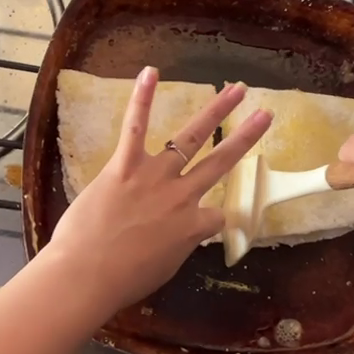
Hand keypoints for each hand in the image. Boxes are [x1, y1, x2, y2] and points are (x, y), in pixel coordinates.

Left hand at [43, 67, 271, 309]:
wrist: (87, 275)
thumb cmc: (122, 281)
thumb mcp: (164, 269)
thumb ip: (176, 247)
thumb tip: (176, 234)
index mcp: (194, 228)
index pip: (216, 217)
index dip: (210, 220)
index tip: (200, 225)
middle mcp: (182, 196)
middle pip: (222, 162)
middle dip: (246, 137)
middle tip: (266, 115)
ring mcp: (154, 177)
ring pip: (191, 138)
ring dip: (216, 111)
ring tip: (236, 89)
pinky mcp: (124, 166)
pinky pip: (135, 128)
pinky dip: (141, 99)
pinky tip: (151, 72)